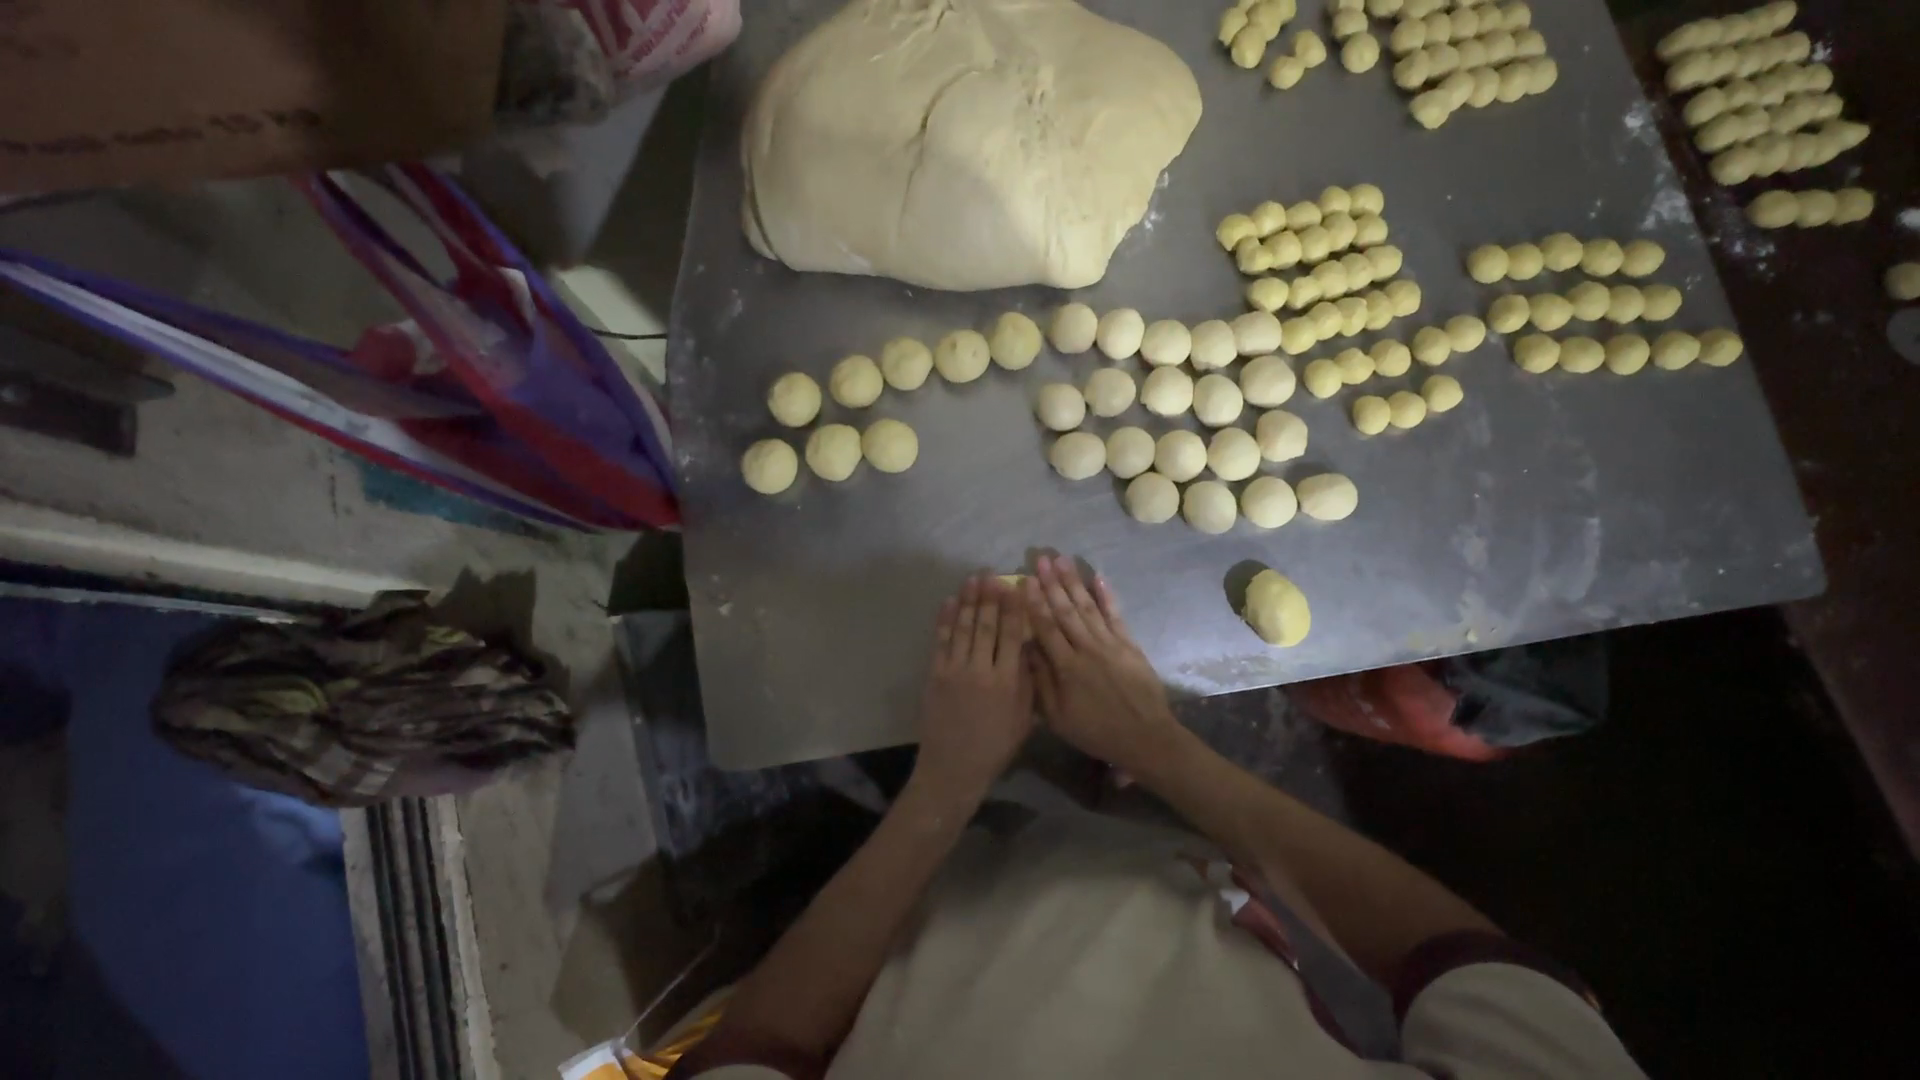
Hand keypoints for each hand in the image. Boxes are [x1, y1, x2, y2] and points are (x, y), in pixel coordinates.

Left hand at [911, 574, 1034, 800]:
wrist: (954, 767)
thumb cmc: (996, 747)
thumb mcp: (1025, 719)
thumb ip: (1028, 683)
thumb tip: (1031, 648)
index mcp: (1009, 682)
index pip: (1014, 635)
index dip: (1015, 607)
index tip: (1017, 585)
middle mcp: (982, 670)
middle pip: (987, 625)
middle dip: (990, 597)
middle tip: (991, 574)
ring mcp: (955, 671)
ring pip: (964, 628)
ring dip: (968, 601)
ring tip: (972, 579)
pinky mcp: (935, 675)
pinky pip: (941, 641)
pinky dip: (945, 620)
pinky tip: (950, 602)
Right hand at [1023, 555, 1182, 774]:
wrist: (1145, 737)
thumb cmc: (1096, 731)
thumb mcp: (1058, 717)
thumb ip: (1041, 682)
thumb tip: (1025, 650)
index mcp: (1066, 666)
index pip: (1045, 626)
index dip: (1034, 602)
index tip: (1023, 580)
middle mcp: (1087, 647)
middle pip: (1066, 610)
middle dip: (1052, 582)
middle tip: (1041, 558)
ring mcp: (1110, 643)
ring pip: (1088, 606)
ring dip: (1074, 582)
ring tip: (1062, 559)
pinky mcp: (1129, 645)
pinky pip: (1115, 615)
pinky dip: (1107, 596)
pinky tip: (1098, 577)